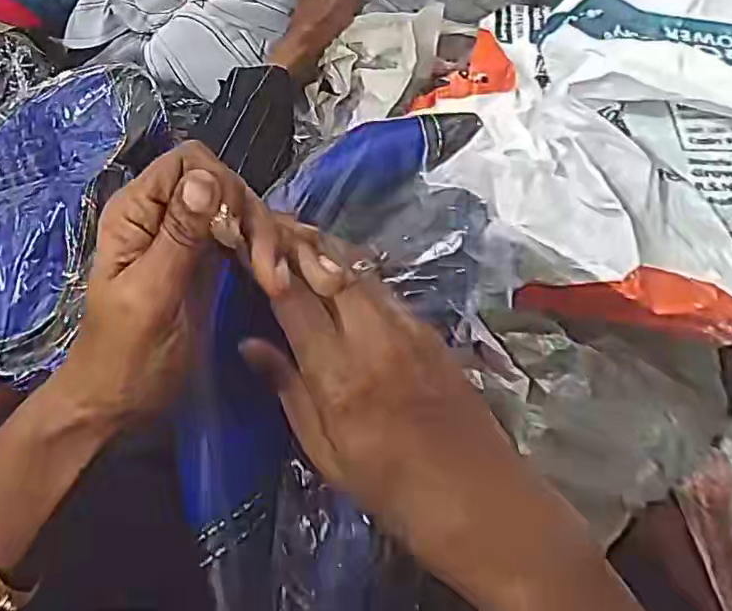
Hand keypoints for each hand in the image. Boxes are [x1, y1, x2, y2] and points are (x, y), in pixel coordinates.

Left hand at [52, 142, 279, 426]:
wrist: (119, 403)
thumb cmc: (125, 356)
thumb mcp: (152, 295)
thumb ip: (179, 236)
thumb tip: (207, 178)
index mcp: (135, 210)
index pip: (186, 163)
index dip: (221, 185)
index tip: (239, 232)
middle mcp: (159, 212)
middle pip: (219, 183)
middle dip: (250, 218)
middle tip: (271, 274)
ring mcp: (183, 234)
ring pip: (235, 208)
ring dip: (263, 238)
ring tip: (276, 283)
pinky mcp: (204, 258)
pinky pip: (239, 235)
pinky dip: (262, 251)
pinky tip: (276, 278)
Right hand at [239, 231, 628, 608]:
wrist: (488, 506)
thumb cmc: (394, 490)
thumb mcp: (326, 454)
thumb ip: (287, 390)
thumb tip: (248, 343)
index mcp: (340, 376)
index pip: (292, 299)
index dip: (265, 265)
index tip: (243, 242)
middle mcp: (372, 339)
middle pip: (326, 268)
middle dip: (293, 241)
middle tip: (267, 224)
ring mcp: (406, 329)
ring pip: (355, 269)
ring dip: (322, 248)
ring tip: (295, 234)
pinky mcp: (429, 329)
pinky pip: (380, 286)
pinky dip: (352, 270)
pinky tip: (337, 270)